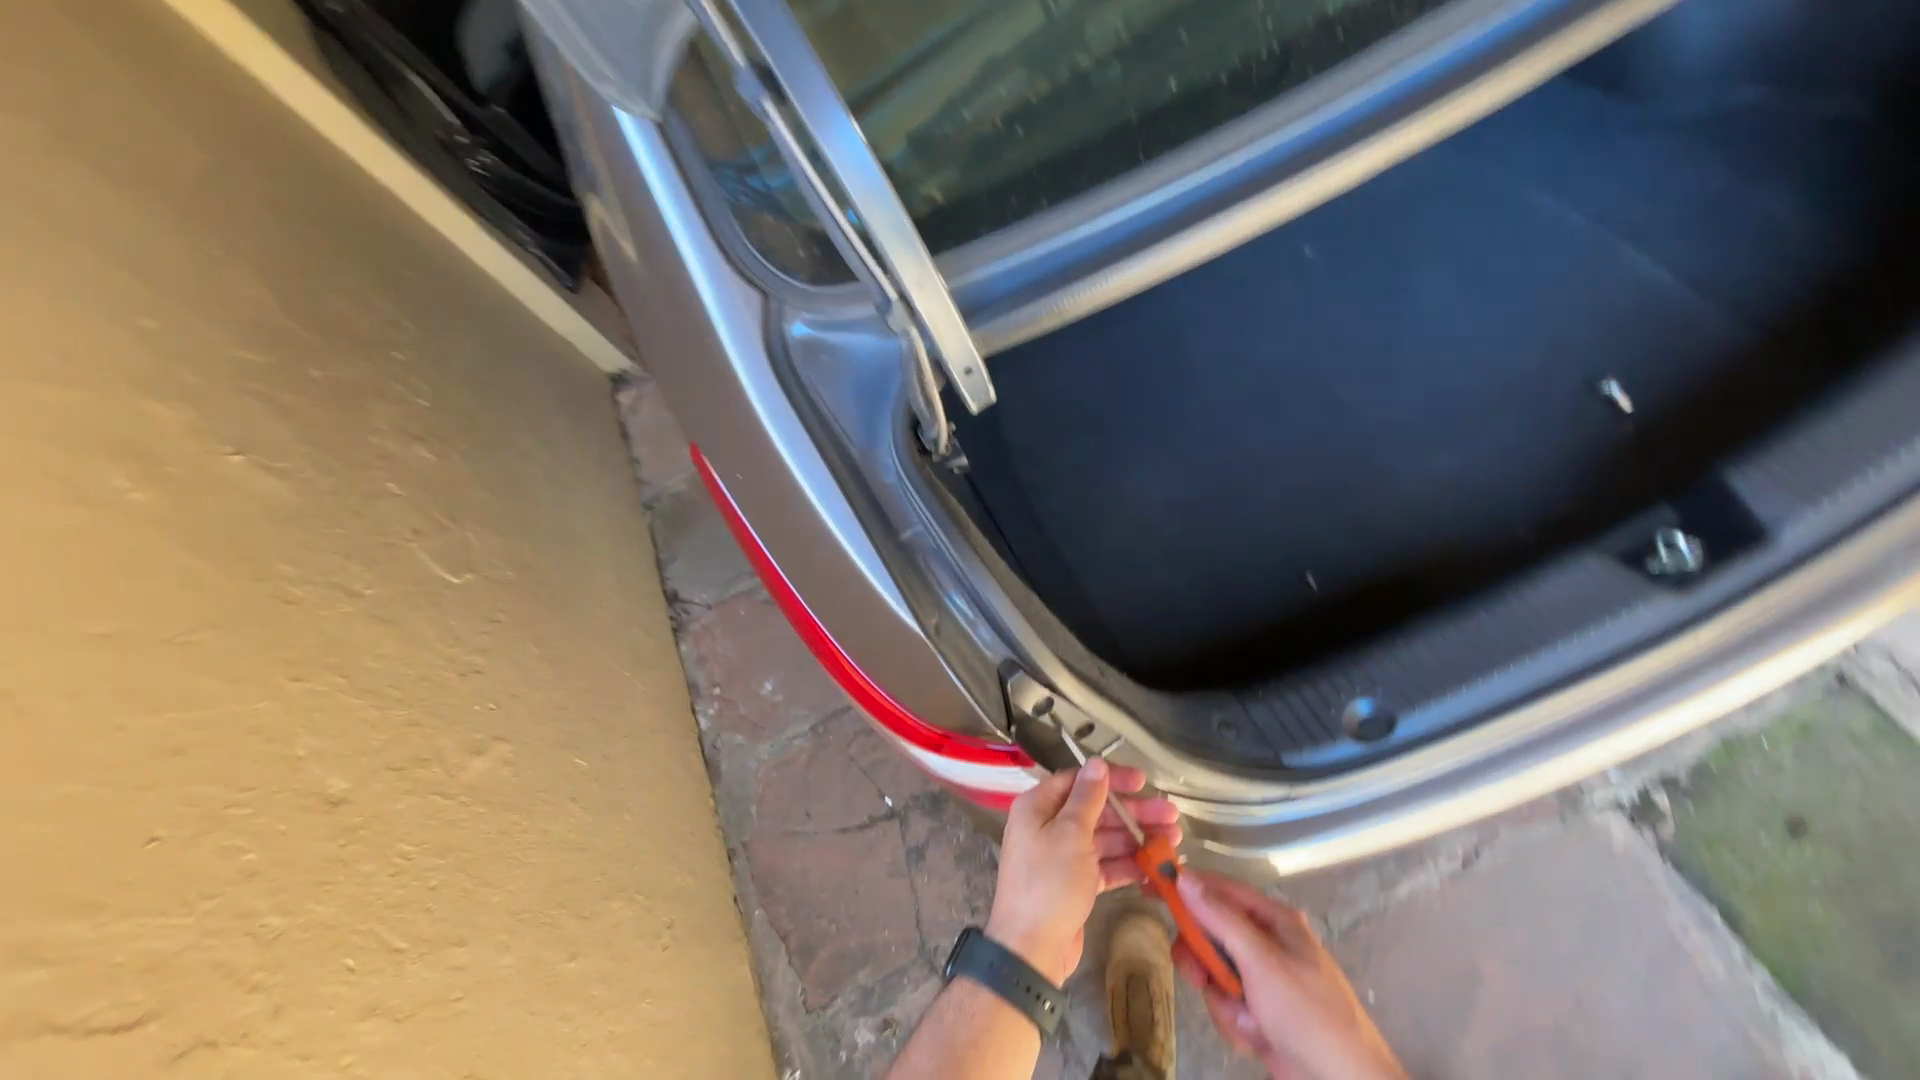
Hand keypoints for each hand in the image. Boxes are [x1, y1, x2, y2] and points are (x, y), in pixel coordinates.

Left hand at [985, 760, 1180, 983]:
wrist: (1032, 948)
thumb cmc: (1049, 883)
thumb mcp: (1070, 834)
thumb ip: (1087, 798)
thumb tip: (1096, 763)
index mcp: (1037, 808)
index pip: (1078, 782)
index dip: (1111, 780)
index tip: (1143, 781)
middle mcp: (1047, 827)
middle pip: (1095, 811)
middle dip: (1133, 813)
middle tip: (1171, 815)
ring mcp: (1062, 857)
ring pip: (1104, 839)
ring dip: (1137, 838)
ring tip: (1174, 841)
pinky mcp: (1075, 884)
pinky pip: (1104, 866)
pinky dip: (1128, 864)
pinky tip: (1156, 865)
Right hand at [1173, 872, 1406, 1079]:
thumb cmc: (1307, 1015)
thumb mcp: (1260, 961)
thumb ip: (1220, 918)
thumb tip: (1184, 876)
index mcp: (1274, 920)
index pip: (1220, 890)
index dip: (1185, 888)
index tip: (1150, 888)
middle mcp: (1268, 944)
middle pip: (1211, 935)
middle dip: (1205, 962)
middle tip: (1198, 977)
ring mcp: (1264, 980)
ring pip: (1214, 973)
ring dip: (1223, 1000)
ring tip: (1249, 1021)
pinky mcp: (1261, 1012)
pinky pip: (1226, 1004)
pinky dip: (1234, 1022)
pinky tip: (1257, 1038)